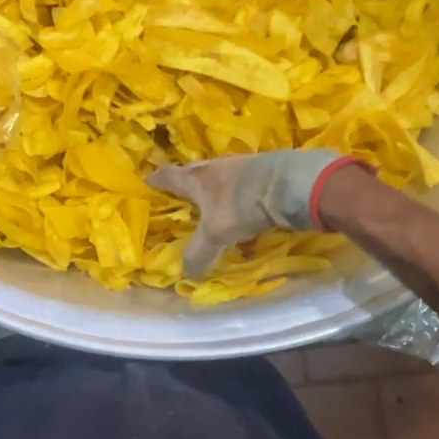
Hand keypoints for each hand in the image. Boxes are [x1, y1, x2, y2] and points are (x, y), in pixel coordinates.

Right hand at [147, 149, 366, 276]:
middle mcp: (215, 166)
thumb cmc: (242, 205)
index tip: (147, 183)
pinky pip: (244, 180)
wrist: (291, 184)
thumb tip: (187, 274)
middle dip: (185, 184)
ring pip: (220, 175)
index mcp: (196, 178)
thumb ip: (199, 253)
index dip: (155, 181)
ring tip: (215, 202)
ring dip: (215, 187)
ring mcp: (241, 164)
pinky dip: (240, 191)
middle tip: (181, 197)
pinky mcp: (265, 167)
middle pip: (193, 171)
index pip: (167, 176)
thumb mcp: (216, 234)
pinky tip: (246, 204)